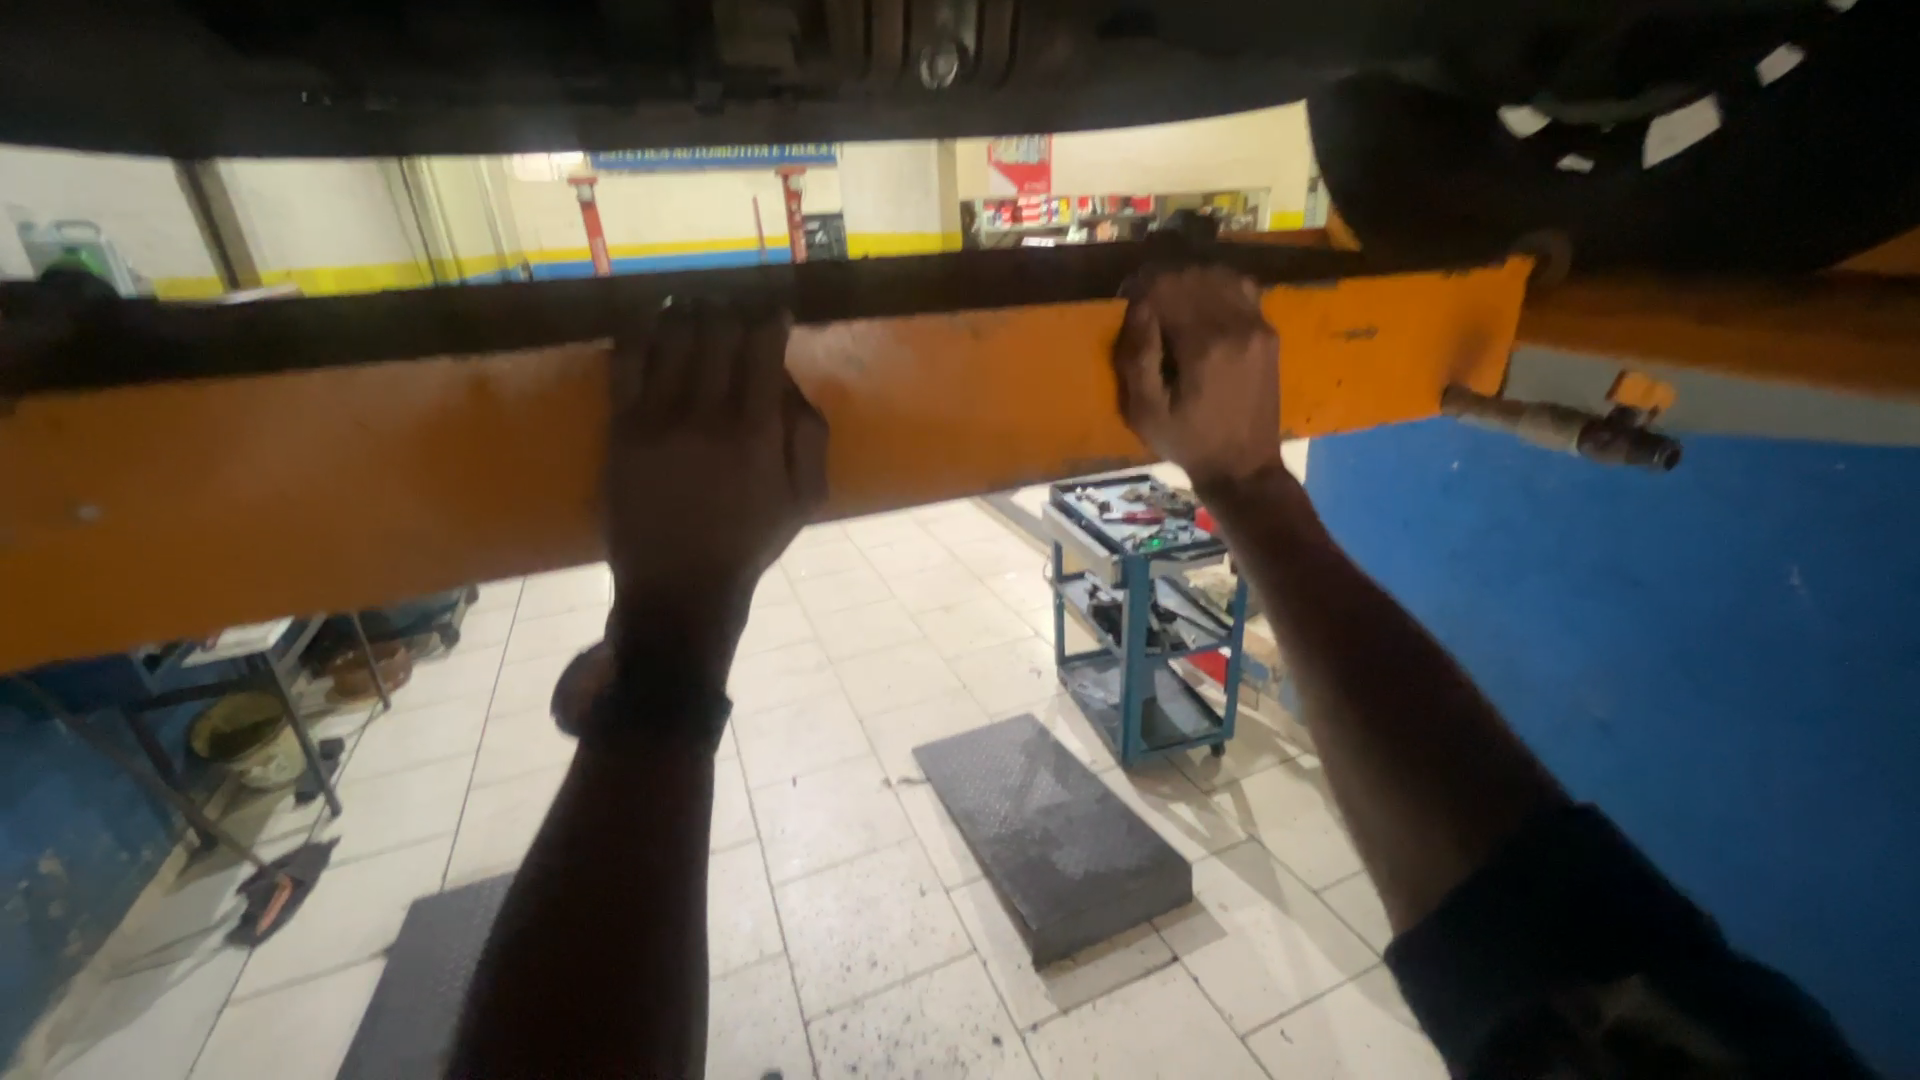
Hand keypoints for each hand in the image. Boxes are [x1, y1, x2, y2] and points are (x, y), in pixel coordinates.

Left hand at [603, 298, 827, 674]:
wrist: (679, 585)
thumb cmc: (750, 542)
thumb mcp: (806, 499)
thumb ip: (810, 436)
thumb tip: (789, 383)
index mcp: (757, 431)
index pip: (762, 347)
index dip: (770, 318)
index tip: (775, 309)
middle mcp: (707, 413)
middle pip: (716, 331)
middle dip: (731, 307)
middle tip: (736, 303)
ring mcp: (657, 417)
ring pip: (671, 337)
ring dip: (687, 309)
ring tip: (696, 302)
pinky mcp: (621, 428)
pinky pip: (626, 362)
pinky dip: (639, 330)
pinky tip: (650, 318)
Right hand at [1112, 266, 1281, 489]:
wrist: (1244, 466)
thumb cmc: (1187, 443)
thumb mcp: (1146, 412)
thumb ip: (1137, 358)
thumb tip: (1139, 307)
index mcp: (1205, 346)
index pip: (1168, 287)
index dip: (1139, 287)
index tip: (1123, 298)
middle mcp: (1237, 325)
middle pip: (1193, 275)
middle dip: (1162, 282)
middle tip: (1141, 302)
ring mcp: (1258, 325)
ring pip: (1219, 276)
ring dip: (1189, 282)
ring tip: (1169, 302)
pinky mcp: (1268, 332)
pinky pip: (1240, 290)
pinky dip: (1216, 289)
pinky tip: (1200, 308)